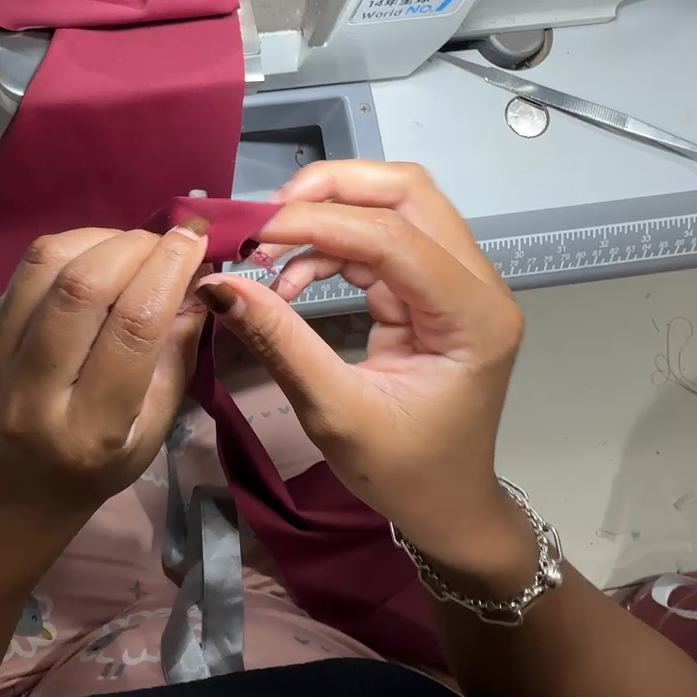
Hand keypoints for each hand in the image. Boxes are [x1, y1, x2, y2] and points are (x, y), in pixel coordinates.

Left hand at [0, 223, 211, 513]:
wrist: (30, 479)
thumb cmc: (109, 457)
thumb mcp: (160, 421)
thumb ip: (179, 348)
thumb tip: (198, 274)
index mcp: (91, 428)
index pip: (132, 329)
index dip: (167, 271)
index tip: (195, 238)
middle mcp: (33, 392)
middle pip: (81, 288)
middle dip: (134, 248)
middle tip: (167, 241)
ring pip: (47, 264)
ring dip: (101, 239)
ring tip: (134, 246)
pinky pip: (29, 266)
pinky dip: (72, 246)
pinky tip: (99, 255)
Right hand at [193, 161, 529, 585]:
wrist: (448, 505)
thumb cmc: (405, 472)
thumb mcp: (335, 413)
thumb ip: (281, 341)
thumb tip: (220, 285)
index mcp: (471, 317)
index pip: (393, 237)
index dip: (317, 224)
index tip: (250, 236)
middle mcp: (475, 284)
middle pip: (407, 192)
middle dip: (330, 190)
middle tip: (265, 219)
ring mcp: (456, 281)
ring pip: (392, 205)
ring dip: (325, 214)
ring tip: (266, 250)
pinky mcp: (430, 288)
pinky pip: (378, 239)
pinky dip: (329, 245)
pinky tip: (290, 277)